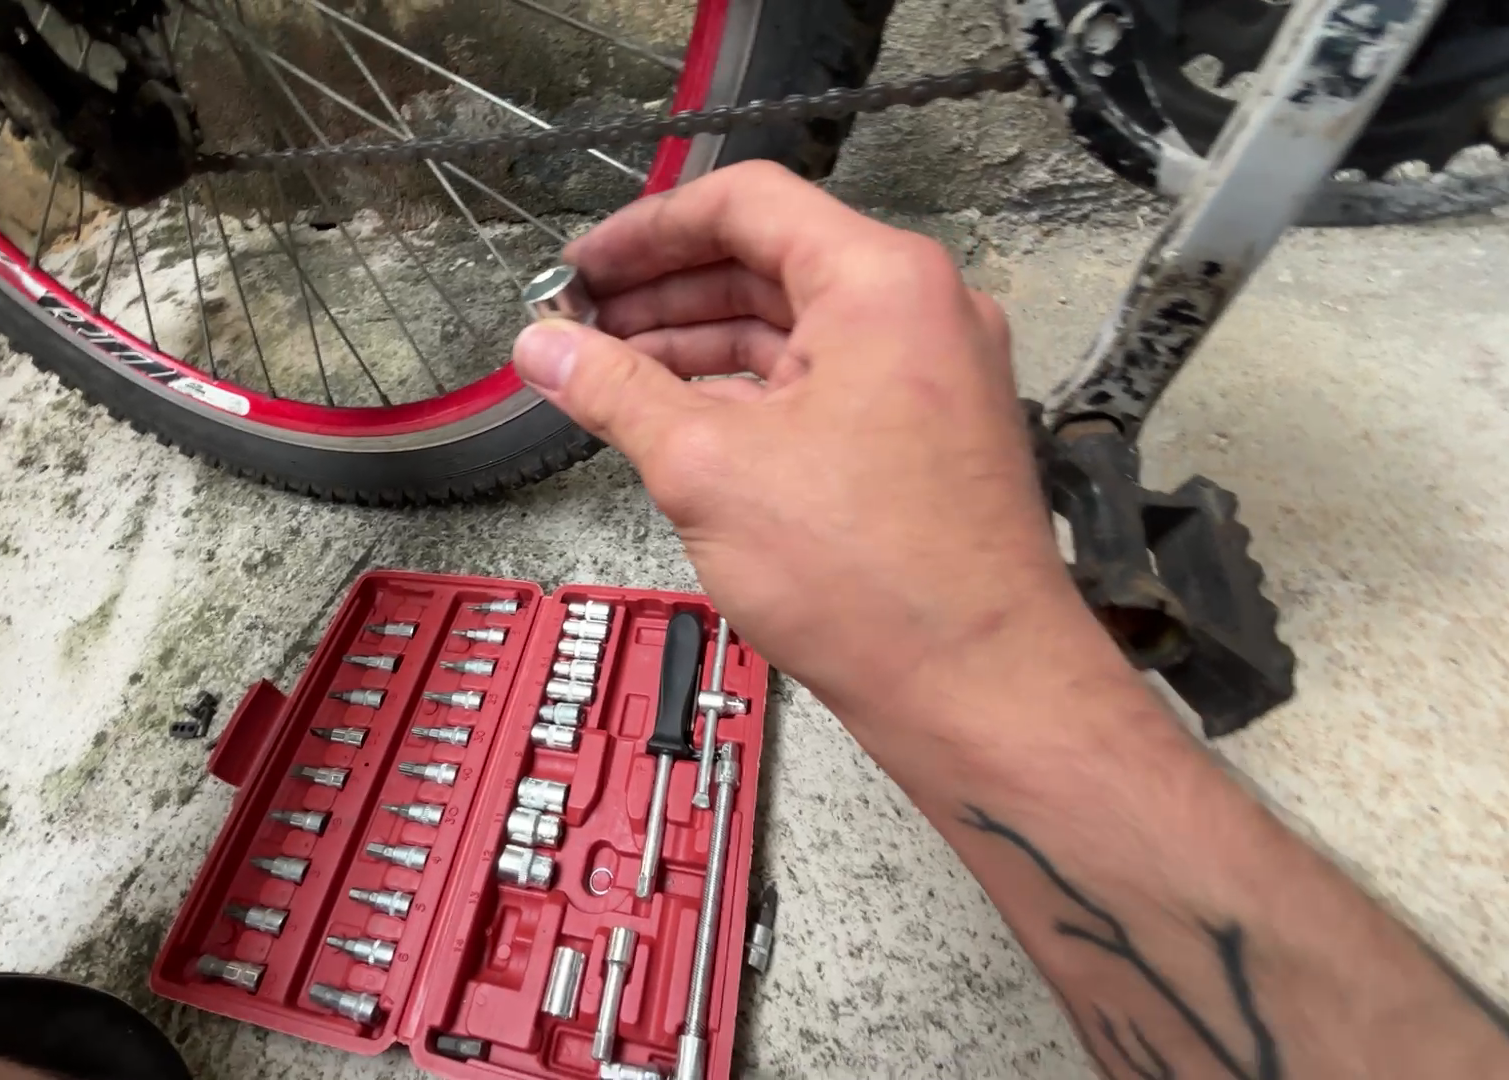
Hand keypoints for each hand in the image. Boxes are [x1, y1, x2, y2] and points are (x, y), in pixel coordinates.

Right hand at [511, 162, 1114, 747]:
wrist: (970, 690)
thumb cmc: (861, 574)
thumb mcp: (706, 466)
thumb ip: (614, 392)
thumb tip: (538, 349)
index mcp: (880, 283)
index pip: (745, 204)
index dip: (647, 229)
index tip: (582, 267)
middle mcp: (914, 313)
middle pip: (762, 267)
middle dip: (660, 295)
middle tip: (581, 325)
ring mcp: (919, 377)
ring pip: (784, 334)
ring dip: (694, 349)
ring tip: (611, 373)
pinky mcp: (910, 437)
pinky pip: (809, 388)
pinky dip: (740, 396)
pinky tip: (677, 417)